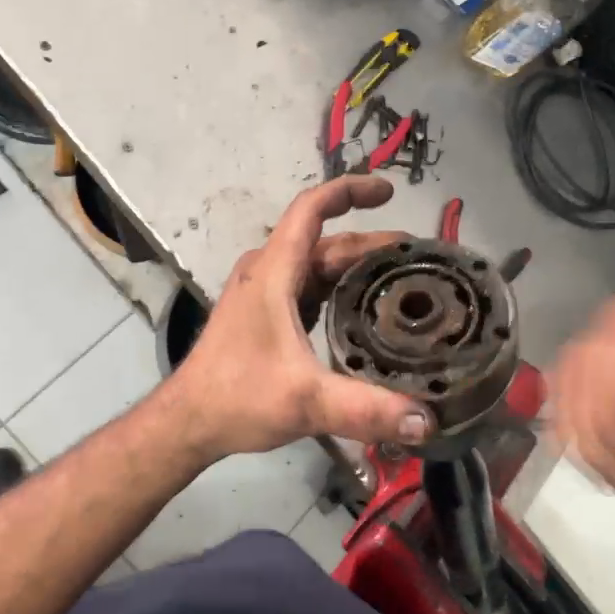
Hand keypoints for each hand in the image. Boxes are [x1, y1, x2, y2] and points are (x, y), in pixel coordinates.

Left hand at [157, 175, 433, 461]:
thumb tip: (426, 420)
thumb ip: (365, 410)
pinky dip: (341, 287)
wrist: (188, 422)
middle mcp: (268, 272)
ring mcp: (264, 293)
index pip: (311, 209)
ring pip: (318, 265)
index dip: (349, 191)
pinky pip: (310, 287)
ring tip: (403, 279)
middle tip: (419, 258)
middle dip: (372, 244)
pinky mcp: (265, 315)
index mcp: (273, 272)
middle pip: (326, 242)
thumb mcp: (305, 402)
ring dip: (358, 266)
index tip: (389, 192)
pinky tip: (367, 307)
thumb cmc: (237, 398)